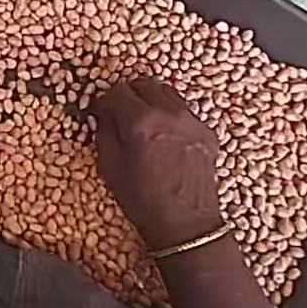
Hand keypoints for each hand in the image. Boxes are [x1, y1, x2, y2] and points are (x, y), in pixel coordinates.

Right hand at [94, 78, 222, 250]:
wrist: (184, 223)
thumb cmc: (142, 199)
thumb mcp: (110, 166)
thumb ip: (105, 132)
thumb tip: (104, 114)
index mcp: (141, 121)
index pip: (118, 92)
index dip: (104, 100)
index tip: (100, 111)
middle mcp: (169, 113)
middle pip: (144, 84)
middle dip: (127, 94)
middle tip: (119, 111)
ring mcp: (191, 121)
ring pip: (166, 92)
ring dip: (150, 99)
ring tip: (142, 120)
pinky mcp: (206, 131)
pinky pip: (183, 110)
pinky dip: (169, 114)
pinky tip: (163, 134)